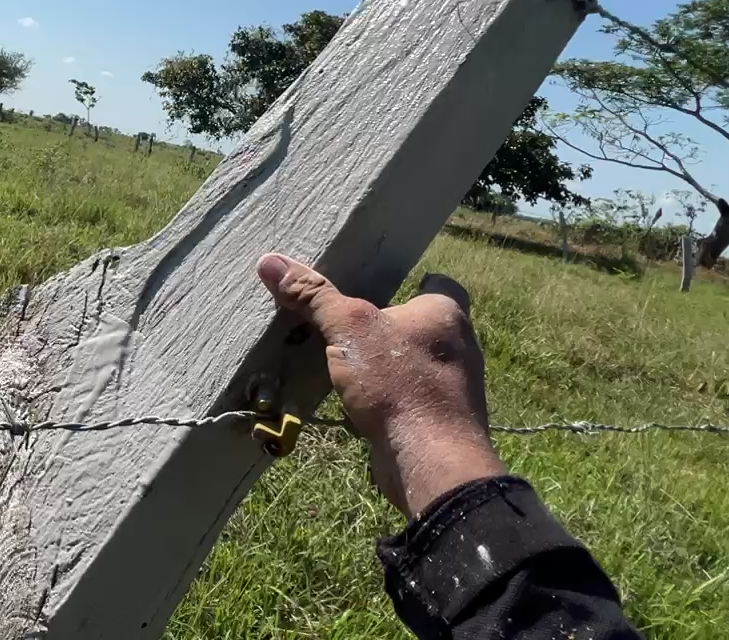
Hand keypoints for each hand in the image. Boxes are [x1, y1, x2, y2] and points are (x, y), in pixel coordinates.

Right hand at [258, 253, 506, 517]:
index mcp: (447, 315)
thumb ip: (312, 294)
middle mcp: (459, 347)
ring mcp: (451, 387)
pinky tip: (355, 392)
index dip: (414, 280)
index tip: (379, 282)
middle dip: (389, 320)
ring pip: (414, 359)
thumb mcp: (347, 327)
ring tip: (343, 353)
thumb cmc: (398, 383)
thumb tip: (269, 261)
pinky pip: (408, 392)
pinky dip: (385, 389)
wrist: (432, 466)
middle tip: (348, 315)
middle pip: (422, 322)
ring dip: (384, 358)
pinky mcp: (438, 420)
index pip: (441, 284)